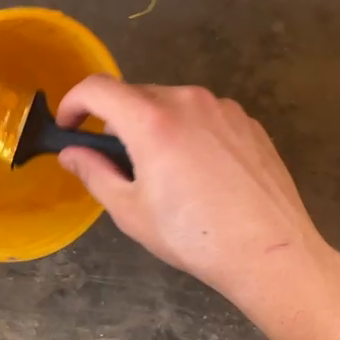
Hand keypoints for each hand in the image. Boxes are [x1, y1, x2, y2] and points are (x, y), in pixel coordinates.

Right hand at [55, 76, 339, 337]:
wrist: (270, 251)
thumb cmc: (192, 236)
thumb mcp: (130, 211)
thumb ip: (94, 172)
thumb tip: (72, 152)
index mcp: (152, 120)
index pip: (98, 88)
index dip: (74, 102)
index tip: (69, 125)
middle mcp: (188, 101)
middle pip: (136, 94)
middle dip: (116, 120)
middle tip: (117, 162)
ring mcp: (224, 109)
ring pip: (172, 104)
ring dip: (154, 125)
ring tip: (163, 172)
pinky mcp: (249, 123)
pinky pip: (204, 116)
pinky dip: (188, 132)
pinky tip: (200, 174)